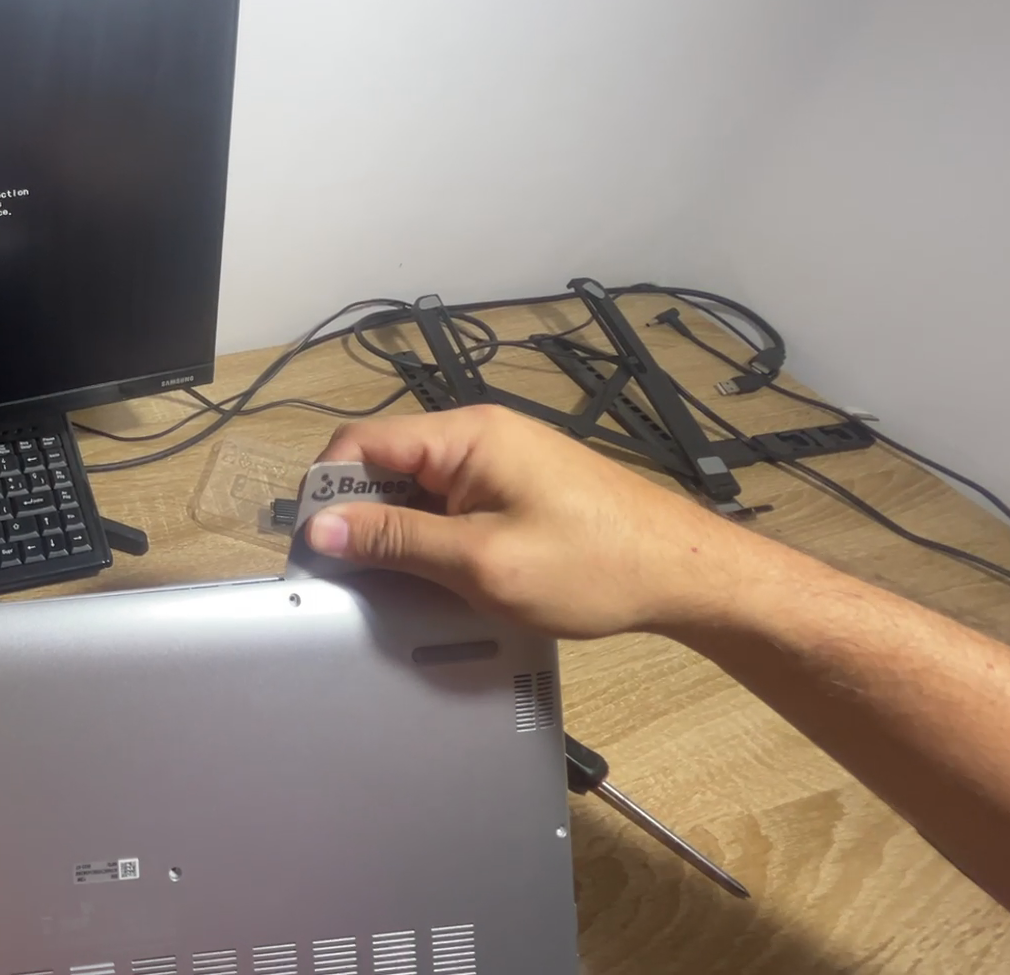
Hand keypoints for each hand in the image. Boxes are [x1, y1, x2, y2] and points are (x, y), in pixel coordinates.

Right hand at [306, 404, 759, 637]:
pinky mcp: (506, 481)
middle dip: (356, 512)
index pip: (360, 443)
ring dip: (390, 525)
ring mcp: (492, 456)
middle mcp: (472, 433)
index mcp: (463, 434)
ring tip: (391, 574)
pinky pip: (439, 496)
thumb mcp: (480, 561)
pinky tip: (430, 566)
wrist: (693, 577)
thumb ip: (394, 540)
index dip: (326, 489)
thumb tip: (318, 530)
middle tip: (349, 570)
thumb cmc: (594, 566)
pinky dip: (422, 529)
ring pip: (407, 482)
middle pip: (380, 461)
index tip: (317, 543)